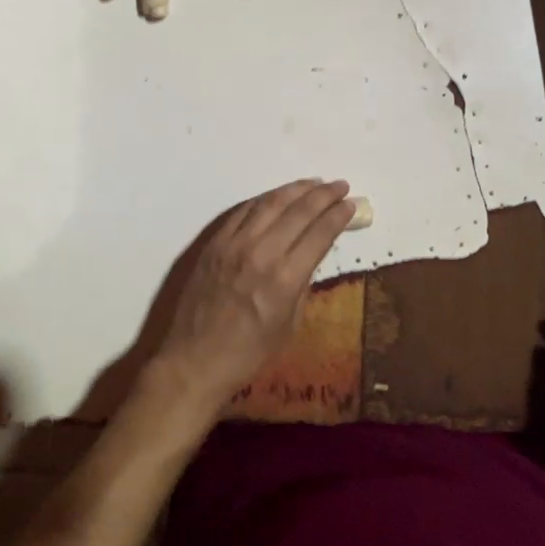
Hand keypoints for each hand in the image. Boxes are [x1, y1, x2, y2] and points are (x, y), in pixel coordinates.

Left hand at [151, 179, 355, 410]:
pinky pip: (242, 211)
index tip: (350, 204)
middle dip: (323, 195)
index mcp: (285, 278)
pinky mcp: (214, 243)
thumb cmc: (249, 354)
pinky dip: (264, 199)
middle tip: (339, 186)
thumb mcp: (290, 324)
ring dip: (295, 189)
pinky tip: (276, 197)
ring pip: (270, 202)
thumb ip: (303, 283)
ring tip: (313, 183)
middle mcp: (261, 252)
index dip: (338, 215)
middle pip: (299, 210)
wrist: (194, 361)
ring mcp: (234, 244)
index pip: (320, 233)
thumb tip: (312, 253)